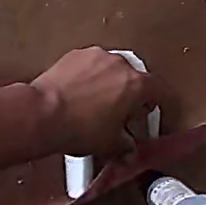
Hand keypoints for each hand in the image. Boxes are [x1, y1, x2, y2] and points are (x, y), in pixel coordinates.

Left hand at [30, 47, 162, 155]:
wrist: (42, 114)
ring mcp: (97, 56)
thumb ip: (126, 145)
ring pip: (113, 70)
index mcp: (137, 84)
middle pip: (137, 79)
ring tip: (100, 105)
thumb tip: (128, 149)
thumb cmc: (77, 127)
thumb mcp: (110, 144)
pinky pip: (92, 66)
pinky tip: (82, 95)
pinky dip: (91, 78)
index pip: (162, 91)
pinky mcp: (75, 55)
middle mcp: (120, 64)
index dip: (163, 106)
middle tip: (126, 115)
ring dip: (112, 85)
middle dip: (134, 97)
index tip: (158, 115)